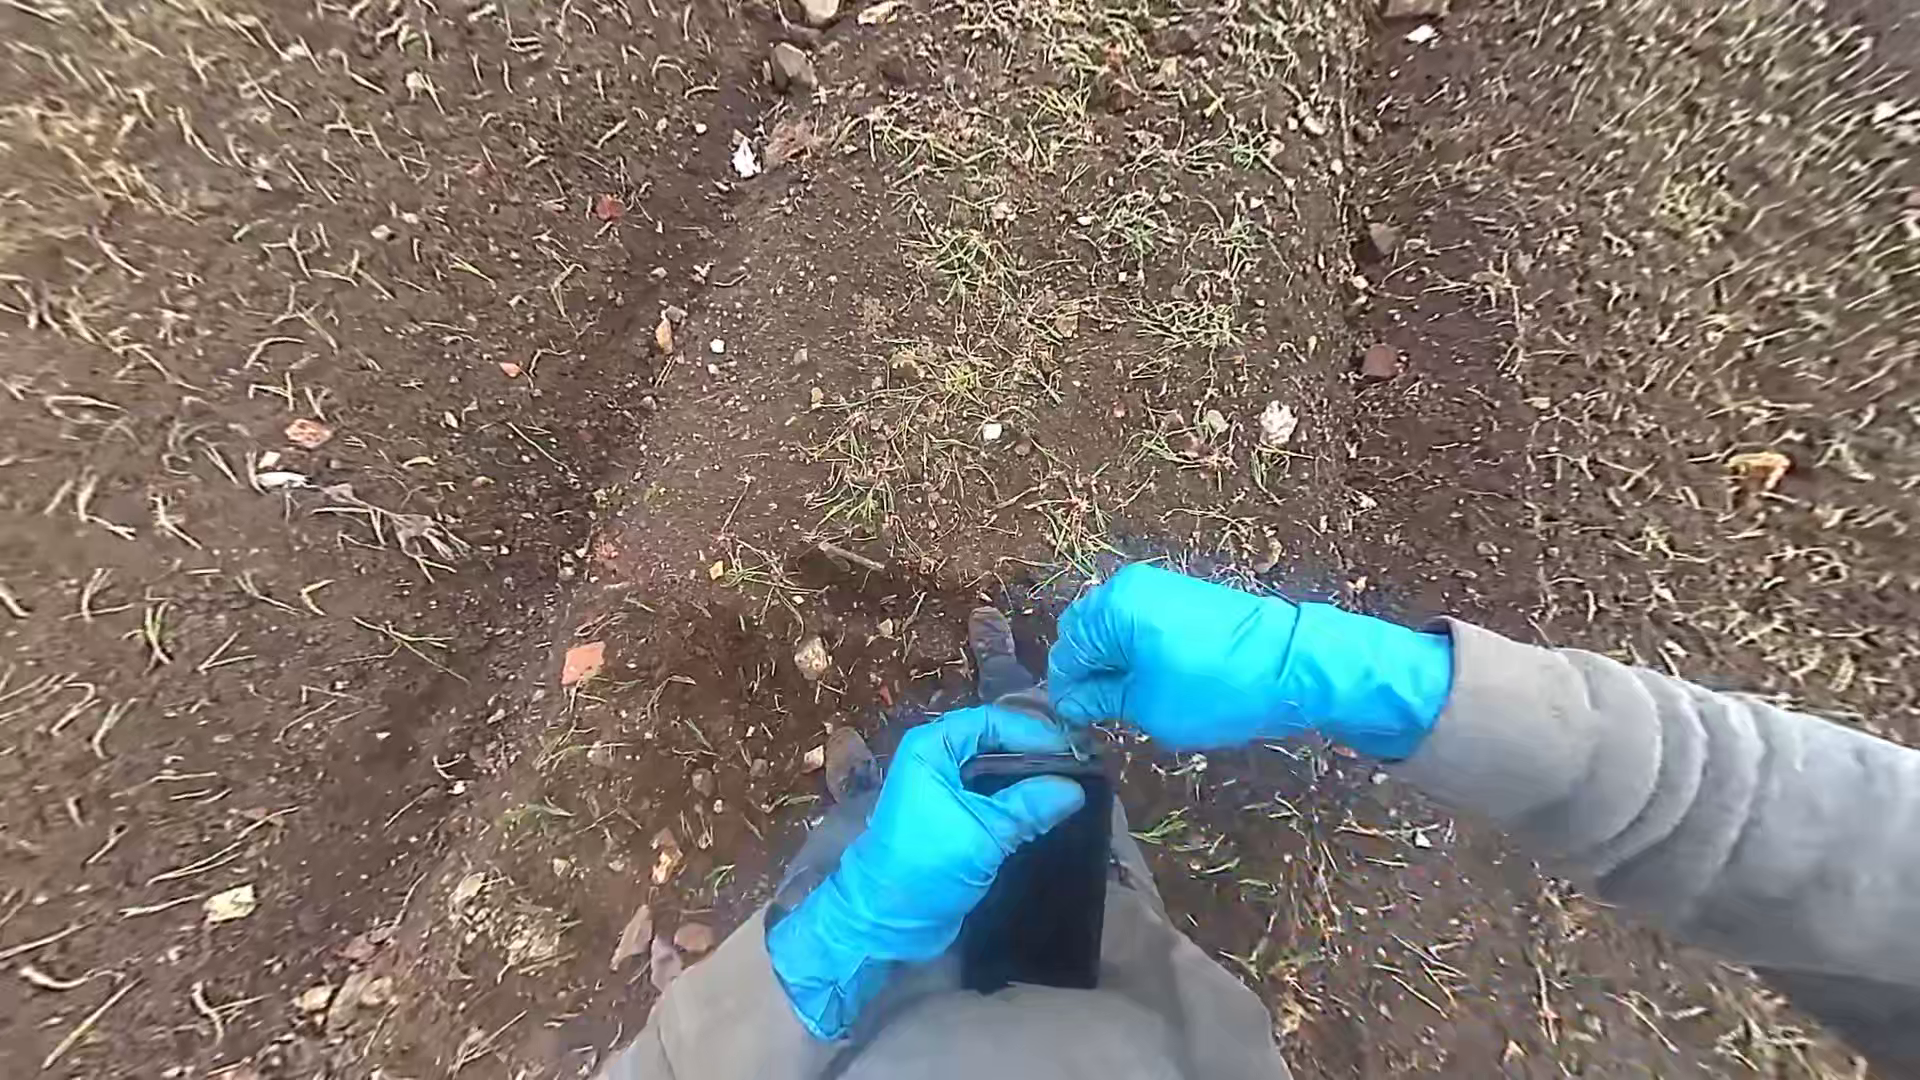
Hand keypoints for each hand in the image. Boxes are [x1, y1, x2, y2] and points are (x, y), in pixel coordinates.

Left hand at [766, 705, 1085, 1039]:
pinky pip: (994, 791)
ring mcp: (947, 782)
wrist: (884, 922)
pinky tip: (1050, 804)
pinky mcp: (957, 810)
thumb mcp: (980, 835)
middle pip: (996, 739)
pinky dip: (1020, 794)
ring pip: (998, 765)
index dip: (1032, 732)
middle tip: (1080, 761)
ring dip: (1031, 773)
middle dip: (1036, 750)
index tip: (1071, 748)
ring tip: (1074, 779)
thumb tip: (1075, 789)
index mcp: (933, 746)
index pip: (990, 722)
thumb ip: (1027, 808)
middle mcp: (939, 755)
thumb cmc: (924, 867)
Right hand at [1047, 563, 1452, 757]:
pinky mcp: (1177, 594)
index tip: (1073, 723)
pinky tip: (1145, 677)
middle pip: (1083, 633)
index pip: (1068, 651)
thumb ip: (1099, 699)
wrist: (1293, 663)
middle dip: (1085, 671)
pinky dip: (1130, 648)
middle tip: (1097, 710)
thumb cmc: (1214, 687)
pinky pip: (1135, 620)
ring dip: (1108, 660)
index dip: (1066, 691)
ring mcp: (1153, 586)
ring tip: (1123, 698)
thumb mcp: (1147, 704)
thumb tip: (1069, 704)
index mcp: (1111, 607)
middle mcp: (1125, 587)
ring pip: (1109, 627)